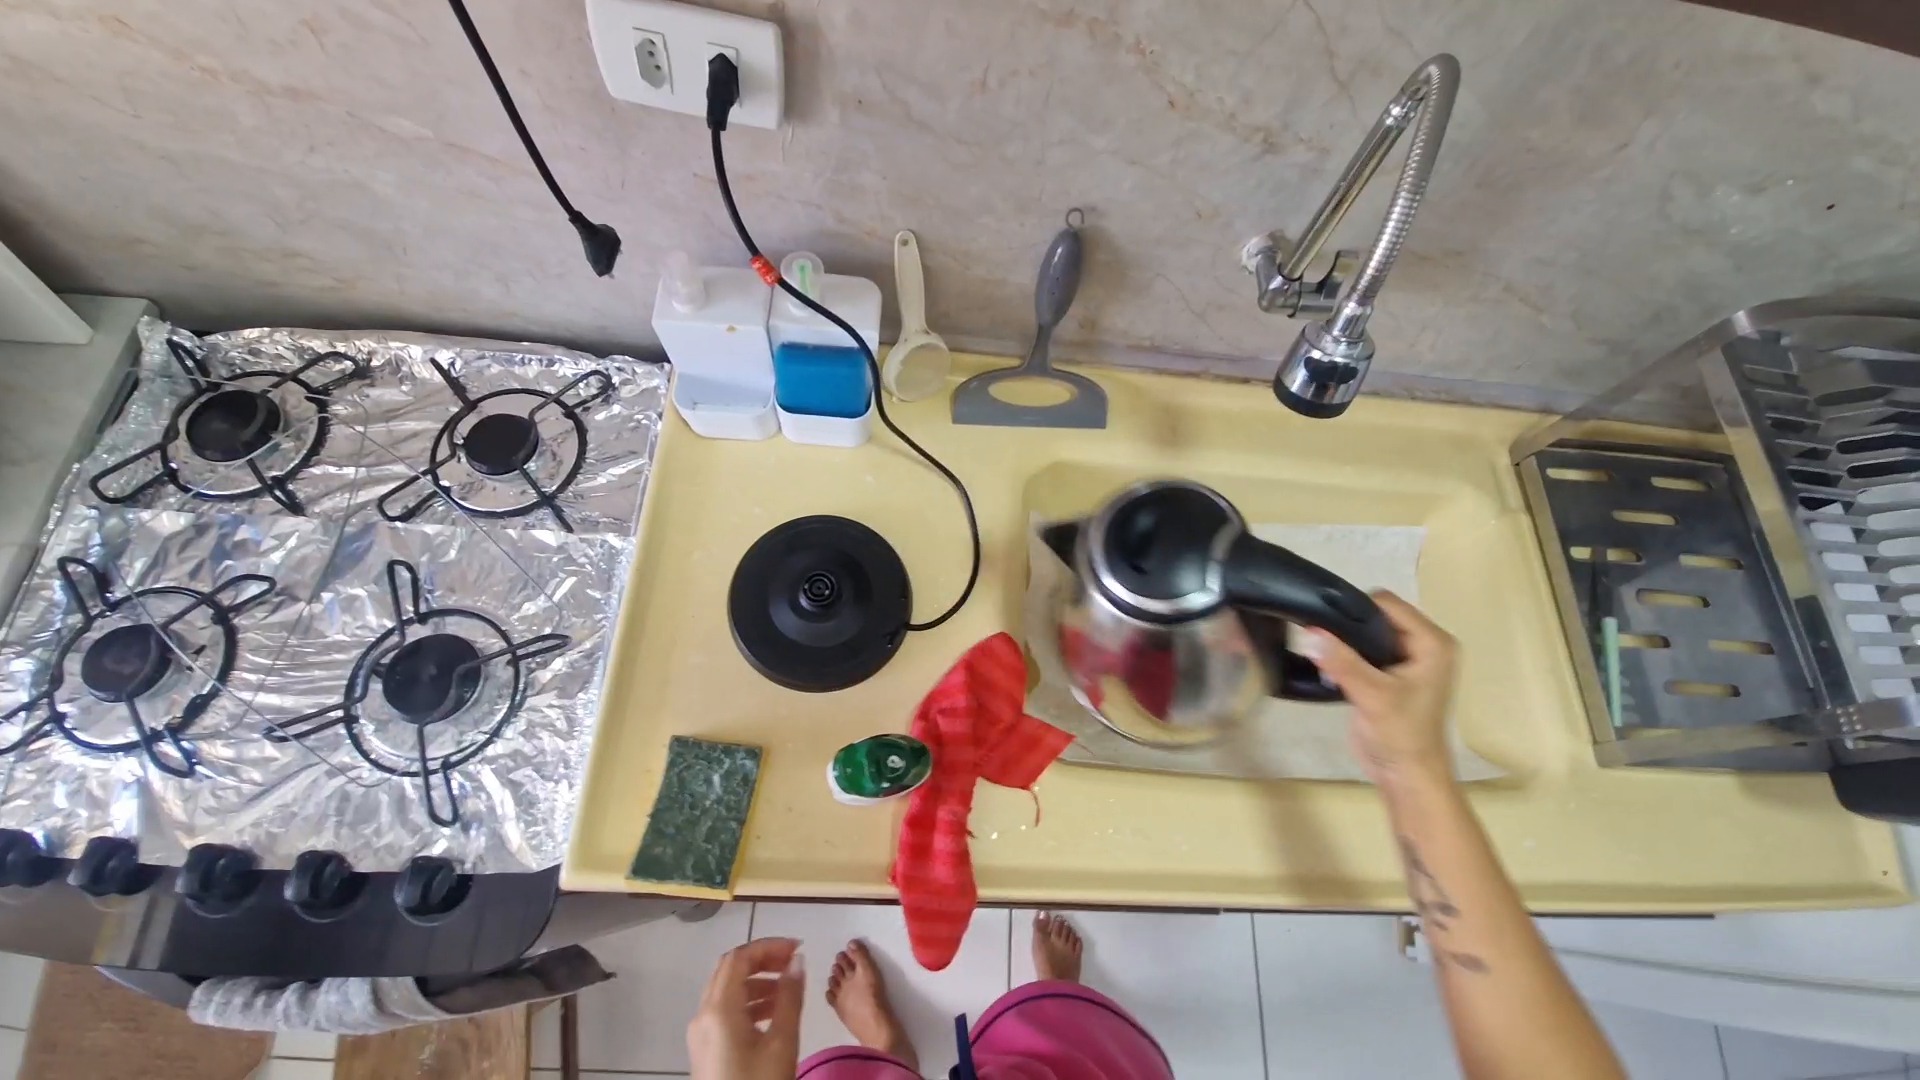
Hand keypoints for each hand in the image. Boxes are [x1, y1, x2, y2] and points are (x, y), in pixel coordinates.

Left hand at [687, 938, 805, 1079]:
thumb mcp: (781, 1042)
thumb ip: (790, 996)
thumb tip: (797, 961)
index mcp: (718, 1009)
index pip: (740, 957)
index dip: (769, 946)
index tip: (799, 949)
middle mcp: (703, 1015)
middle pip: (729, 969)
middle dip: (762, 959)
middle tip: (793, 962)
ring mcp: (700, 1033)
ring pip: (726, 990)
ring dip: (757, 980)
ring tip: (788, 989)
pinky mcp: (704, 1049)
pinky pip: (724, 1010)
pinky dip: (748, 1001)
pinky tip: (772, 1014)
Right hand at [1308, 590, 1457, 786]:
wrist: (1405, 775)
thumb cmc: (1401, 735)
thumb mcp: (1373, 696)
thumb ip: (1341, 662)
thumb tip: (1308, 632)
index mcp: (1433, 643)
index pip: (1387, 604)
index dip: (1355, 608)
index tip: (1325, 622)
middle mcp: (1422, 644)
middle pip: (1375, 615)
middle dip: (1347, 624)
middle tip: (1319, 638)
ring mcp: (1405, 660)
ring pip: (1364, 632)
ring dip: (1343, 640)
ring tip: (1320, 651)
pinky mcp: (1387, 674)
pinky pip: (1361, 650)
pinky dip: (1344, 654)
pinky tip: (1327, 665)